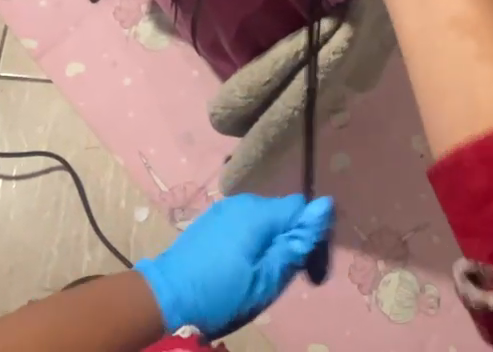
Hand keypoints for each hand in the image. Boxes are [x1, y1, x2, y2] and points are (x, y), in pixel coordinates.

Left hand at [134, 194, 333, 337]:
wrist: (168, 291)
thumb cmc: (220, 292)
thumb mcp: (264, 281)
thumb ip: (294, 246)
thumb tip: (324, 209)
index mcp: (259, 214)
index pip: (300, 207)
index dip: (311, 232)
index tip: (310, 265)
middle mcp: (244, 201)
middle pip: (282, 212)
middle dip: (291, 238)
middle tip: (285, 274)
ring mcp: (227, 206)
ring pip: (264, 216)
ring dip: (271, 238)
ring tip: (261, 271)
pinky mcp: (215, 215)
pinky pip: (246, 219)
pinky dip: (253, 236)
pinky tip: (242, 261)